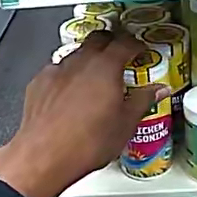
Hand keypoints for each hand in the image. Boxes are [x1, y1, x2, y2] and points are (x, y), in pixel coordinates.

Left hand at [0, 30, 167, 196]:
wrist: (44, 156)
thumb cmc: (85, 142)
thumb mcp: (126, 123)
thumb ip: (143, 100)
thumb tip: (157, 91)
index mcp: (106, 67)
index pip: (125, 42)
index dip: (136, 44)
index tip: (141, 50)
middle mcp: (80, 62)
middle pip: (98, 39)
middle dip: (112, 43)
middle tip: (121, 55)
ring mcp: (57, 70)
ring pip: (77, 53)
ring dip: (89, 59)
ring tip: (97, 77)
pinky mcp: (39, 83)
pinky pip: (57, 70)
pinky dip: (68, 75)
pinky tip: (72, 93)